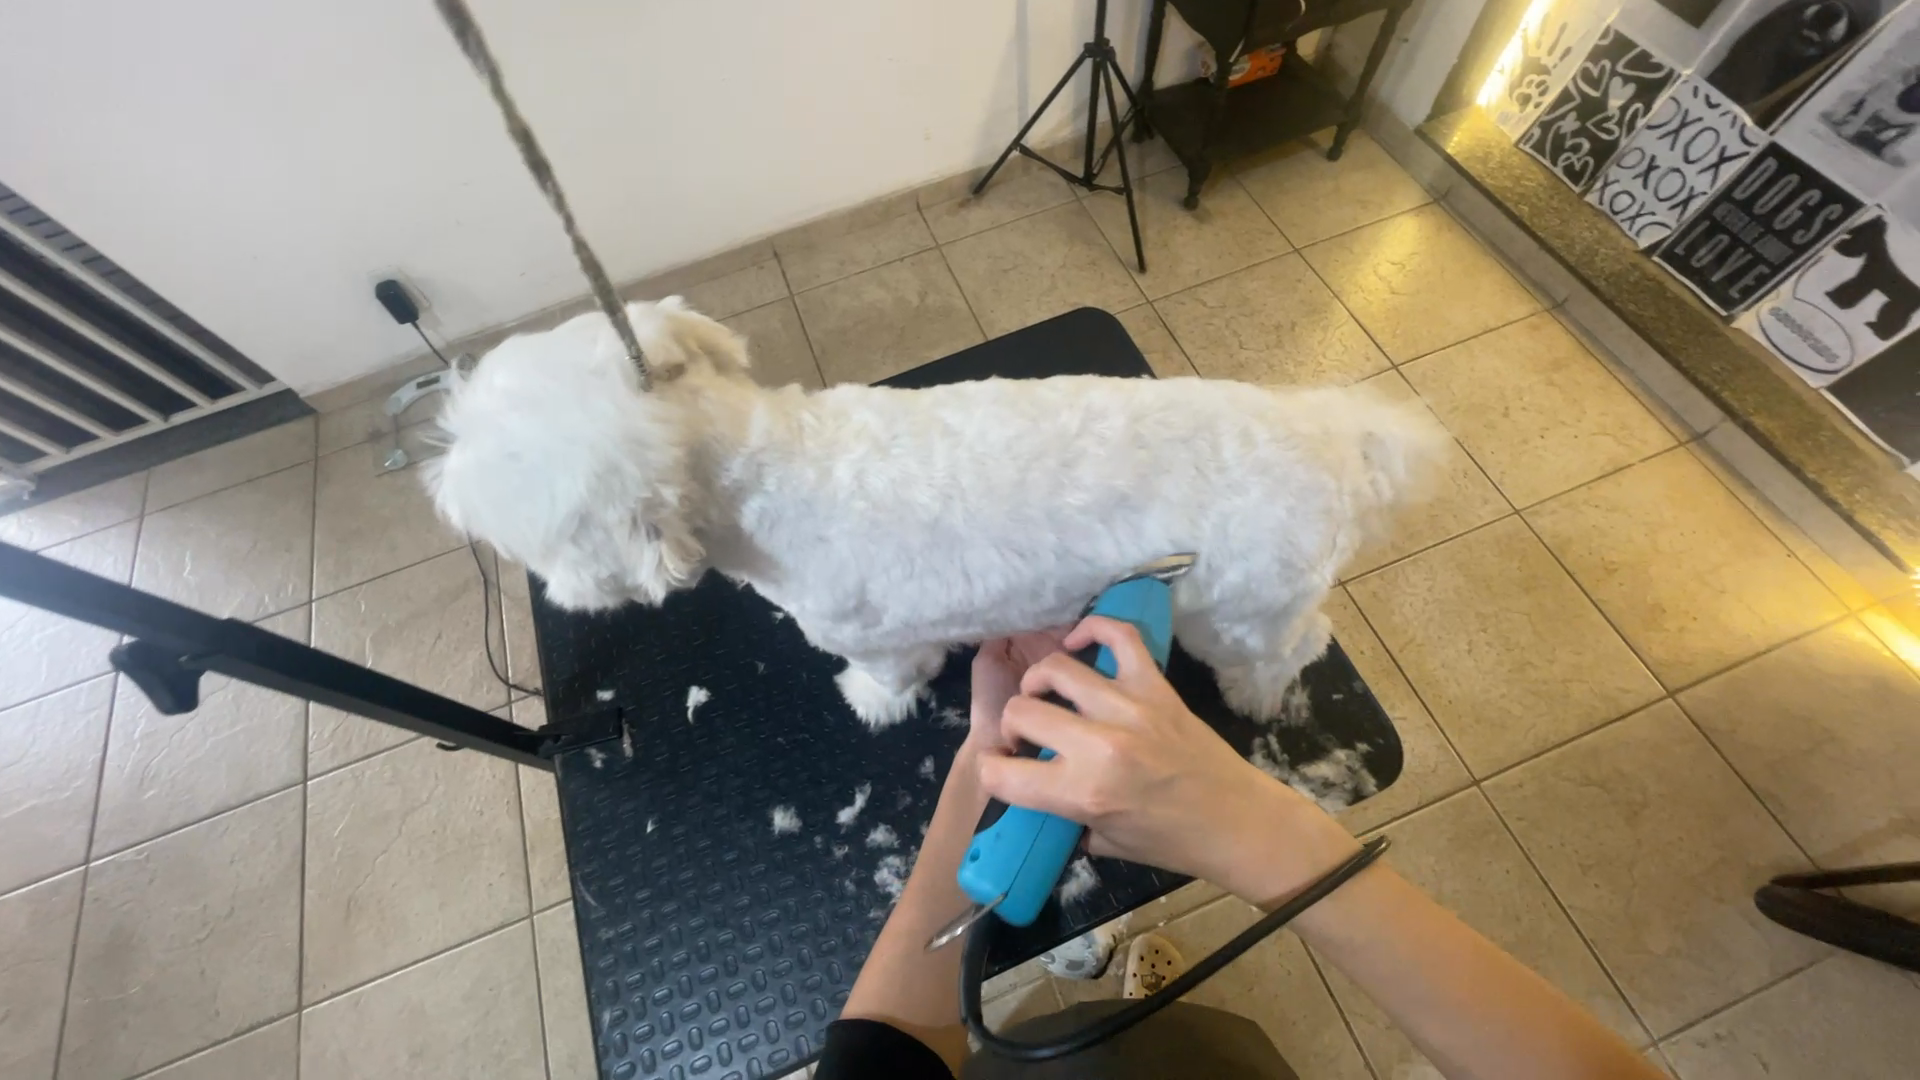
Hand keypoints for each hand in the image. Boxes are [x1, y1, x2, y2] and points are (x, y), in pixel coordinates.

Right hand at [975, 617, 1361, 906]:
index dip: (991, 771)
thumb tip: (1032, 789)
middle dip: (1012, 727)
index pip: (1003, 774)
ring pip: (1057, 669)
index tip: (999, 767)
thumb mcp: (1104, 844)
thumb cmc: (1172, 842)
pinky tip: (1076, 644)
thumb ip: (1062, 814)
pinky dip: (1091, 629)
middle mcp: (1100, 744)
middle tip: (1026, 737)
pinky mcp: (1155, 685)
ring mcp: (1130, 707)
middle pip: (1022, 711)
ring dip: (1038, 682)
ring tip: (1044, 695)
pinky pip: (1118, 636)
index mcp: (1084, 793)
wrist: (1239, 823)